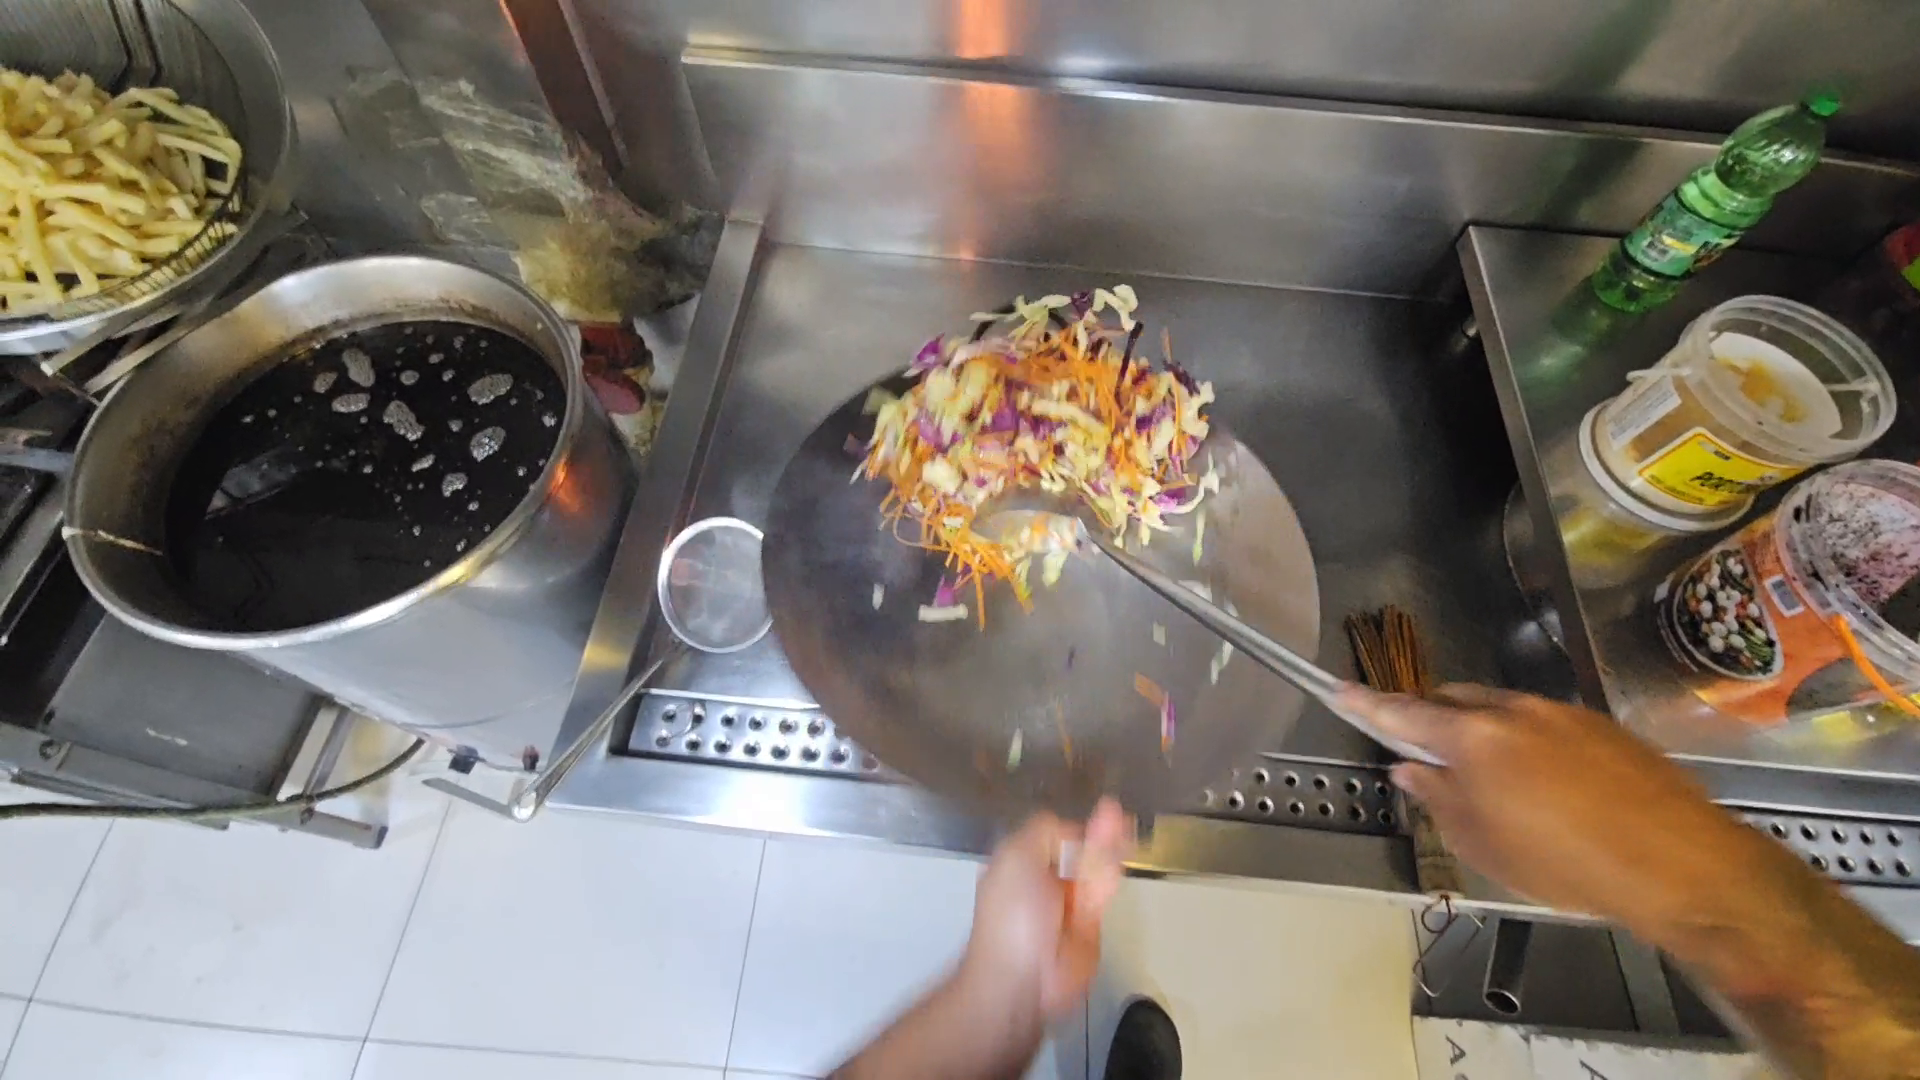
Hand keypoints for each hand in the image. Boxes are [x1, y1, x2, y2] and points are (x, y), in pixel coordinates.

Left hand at [958, 797, 1132, 1022]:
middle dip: (1095, 830)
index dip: (1069, 826)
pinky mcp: (1090, 921)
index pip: (1049, 835)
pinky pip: (1102, 888)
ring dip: (1108, 840)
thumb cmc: (1012, 911)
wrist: (1024, 976)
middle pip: (1076, 847)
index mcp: (1019, 863)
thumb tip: (1072, 829)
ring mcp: (1067, 900)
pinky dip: (1112, 864)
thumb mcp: (1016, 855)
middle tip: (1114, 811)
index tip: (1087, 813)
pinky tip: (1122, 838)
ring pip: (1093, 864)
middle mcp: (1044, 879)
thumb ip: (1043, 831)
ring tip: (1121, 817)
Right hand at [1340, 683, 1778, 931]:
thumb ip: (1437, 798)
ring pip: (1496, 707)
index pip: (1402, 712)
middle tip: (1426, 752)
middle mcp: (1511, 711)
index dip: (1366, 702)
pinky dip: (1522, 738)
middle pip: (1449, 700)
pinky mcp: (1601, 725)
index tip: (1338, 688)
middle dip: (1428, 717)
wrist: (1692, 871)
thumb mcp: (1482, 844)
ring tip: (1491, 774)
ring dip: (1477, 728)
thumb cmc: (1568, 865)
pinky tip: (1544, 781)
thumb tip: (1412, 770)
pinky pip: (1539, 720)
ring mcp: (1560, 713)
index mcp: (1472, 738)